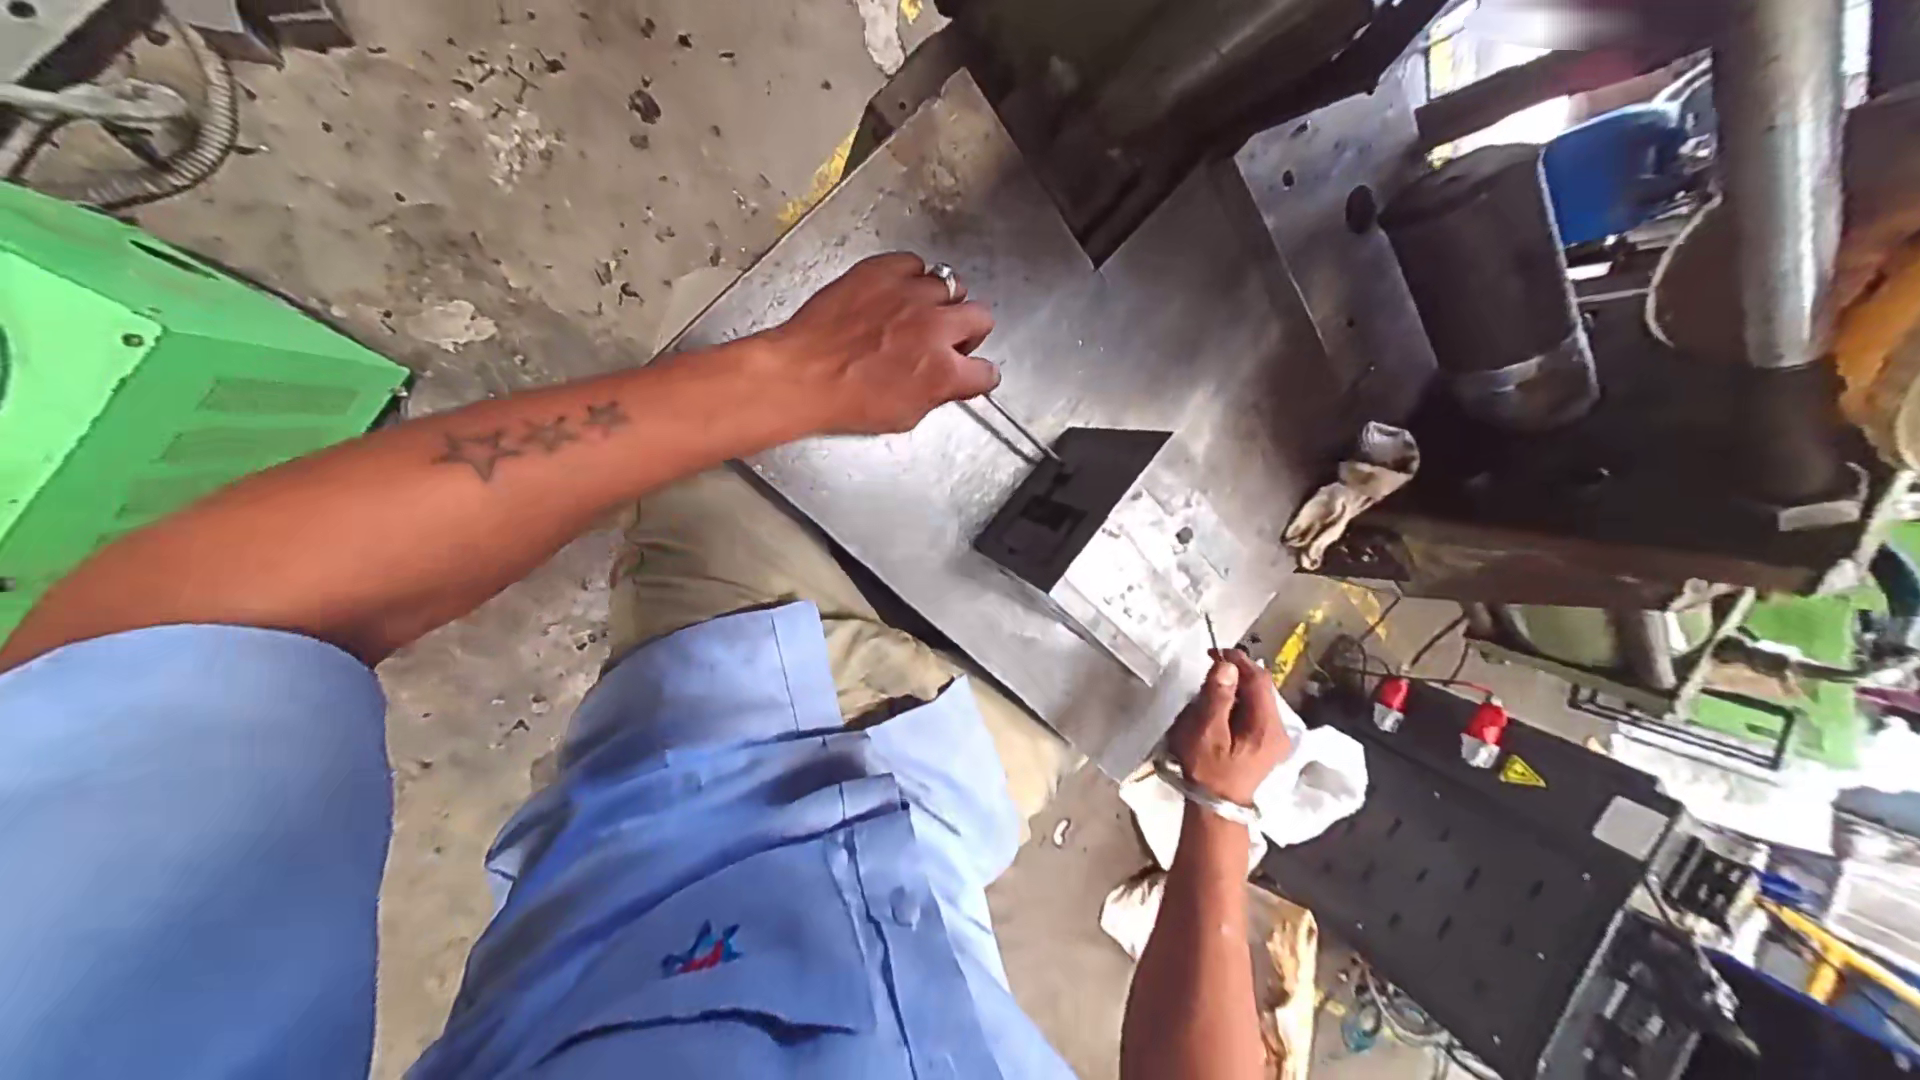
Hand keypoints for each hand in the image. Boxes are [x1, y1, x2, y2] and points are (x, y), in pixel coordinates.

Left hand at [759, 252, 999, 434]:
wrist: (803, 376)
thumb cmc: (845, 400)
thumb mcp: (904, 416)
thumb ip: (936, 395)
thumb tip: (947, 384)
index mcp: (943, 372)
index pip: (987, 371)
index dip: (980, 375)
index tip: (973, 372)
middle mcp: (934, 328)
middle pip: (981, 316)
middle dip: (970, 331)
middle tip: (949, 340)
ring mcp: (910, 295)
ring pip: (951, 285)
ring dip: (941, 302)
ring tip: (919, 313)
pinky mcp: (882, 271)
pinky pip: (914, 263)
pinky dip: (911, 277)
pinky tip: (897, 293)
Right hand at [1166, 650, 1290, 804]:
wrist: (1215, 808)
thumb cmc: (1208, 770)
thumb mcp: (1207, 732)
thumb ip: (1217, 698)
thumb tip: (1227, 666)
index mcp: (1267, 726)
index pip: (1259, 680)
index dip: (1239, 661)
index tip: (1215, 652)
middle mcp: (1279, 730)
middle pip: (1262, 688)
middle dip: (1238, 673)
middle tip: (1210, 666)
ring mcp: (1275, 738)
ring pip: (1258, 699)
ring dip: (1237, 687)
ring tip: (1212, 685)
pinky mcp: (1266, 744)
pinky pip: (1255, 712)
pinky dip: (1239, 701)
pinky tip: (1221, 706)